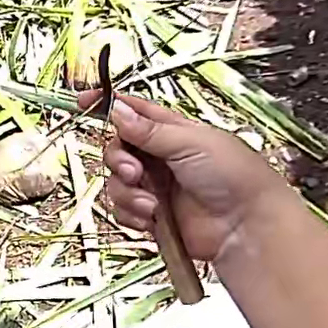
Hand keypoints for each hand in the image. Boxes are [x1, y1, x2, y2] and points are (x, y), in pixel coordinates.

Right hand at [80, 89, 296, 264]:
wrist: (244, 226)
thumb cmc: (231, 175)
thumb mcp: (191, 143)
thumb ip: (149, 130)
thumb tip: (117, 109)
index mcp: (171, 132)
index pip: (133, 112)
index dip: (108, 105)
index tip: (83, 101)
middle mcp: (158, 158)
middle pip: (116, 150)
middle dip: (119, 161)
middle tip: (135, 173)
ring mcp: (153, 187)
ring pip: (115, 184)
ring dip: (128, 194)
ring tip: (153, 205)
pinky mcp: (150, 216)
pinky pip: (122, 212)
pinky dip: (132, 215)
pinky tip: (153, 219)